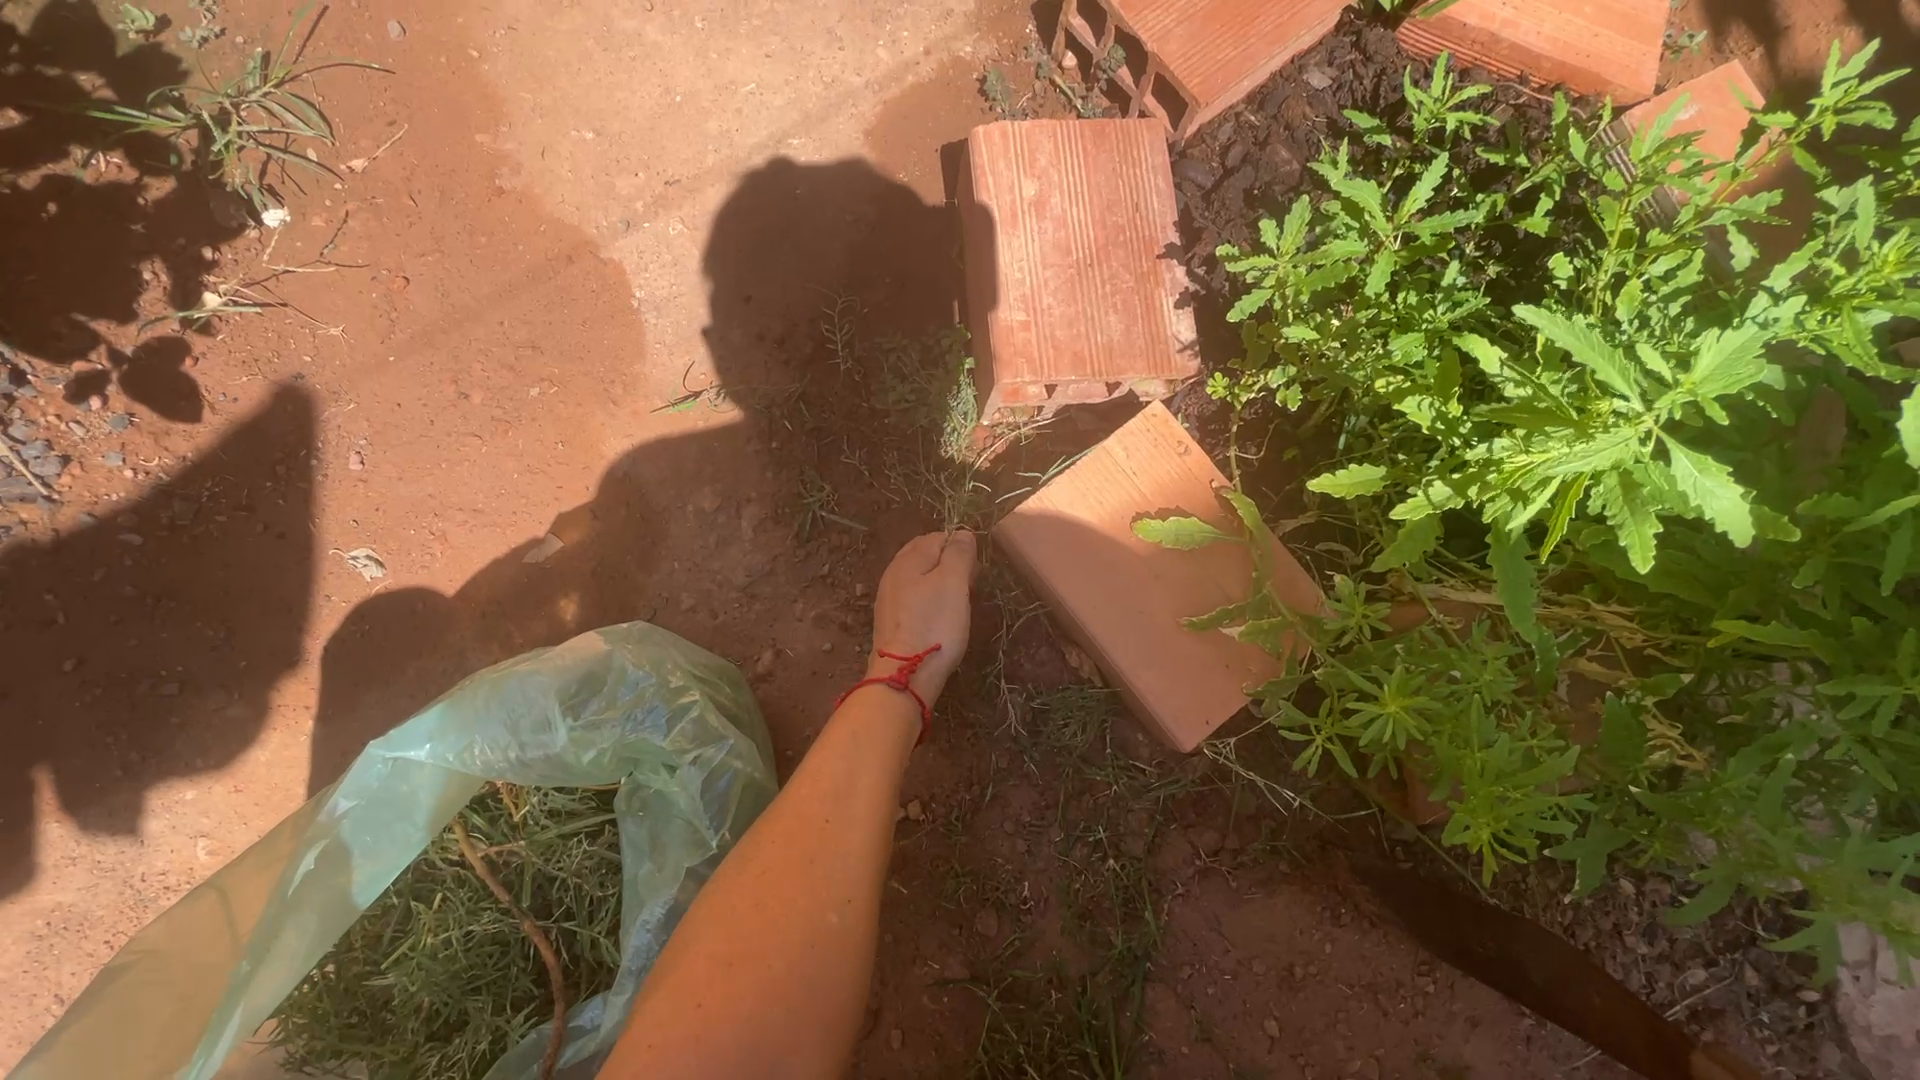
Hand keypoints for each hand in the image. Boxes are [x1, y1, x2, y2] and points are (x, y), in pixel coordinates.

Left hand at [867, 531, 976, 705]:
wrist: (905, 674)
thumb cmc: (934, 624)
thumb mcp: (954, 583)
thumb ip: (958, 554)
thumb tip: (962, 533)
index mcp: (908, 559)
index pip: (937, 537)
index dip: (960, 547)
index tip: (974, 570)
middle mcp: (893, 573)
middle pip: (925, 556)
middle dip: (949, 563)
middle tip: (969, 584)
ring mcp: (889, 598)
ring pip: (919, 578)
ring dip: (940, 583)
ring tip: (957, 602)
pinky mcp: (891, 621)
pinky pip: (913, 598)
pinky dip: (929, 600)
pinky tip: (939, 617)